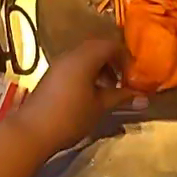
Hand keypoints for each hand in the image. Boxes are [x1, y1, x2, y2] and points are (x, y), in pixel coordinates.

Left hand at [10, 39, 138, 152]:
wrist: (32, 131)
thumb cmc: (70, 116)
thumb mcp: (99, 107)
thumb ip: (121, 97)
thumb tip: (144, 98)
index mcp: (85, 57)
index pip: (111, 45)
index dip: (125, 57)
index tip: (133, 76)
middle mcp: (71, 55)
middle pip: (98, 48)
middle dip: (113, 62)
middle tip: (123, 81)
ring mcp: (59, 64)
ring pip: (86, 57)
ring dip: (100, 69)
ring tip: (109, 90)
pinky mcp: (52, 75)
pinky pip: (75, 66)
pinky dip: (88, 74)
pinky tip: (91, 95)